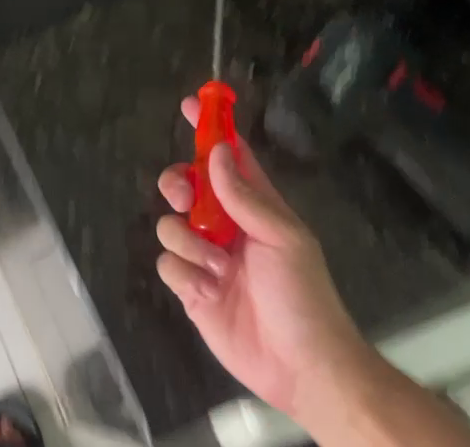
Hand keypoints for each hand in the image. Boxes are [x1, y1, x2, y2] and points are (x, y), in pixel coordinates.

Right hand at [154, 96, 374, 420]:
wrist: (300, 365)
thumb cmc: (302, 294)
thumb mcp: (283, 237)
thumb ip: (244, 196)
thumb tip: (216, 154)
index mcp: (255, 206)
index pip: (230, 157)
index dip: (211, 129)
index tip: (190, 104)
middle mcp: (226, 225)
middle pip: (184, 184)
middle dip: (176, 184)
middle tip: (183, 196)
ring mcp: (205, 256)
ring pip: (169, 224)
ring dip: (188, 242)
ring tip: (216, 268)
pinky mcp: (191, 288)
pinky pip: (167, 263)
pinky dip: (184, 274)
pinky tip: (208, 291)